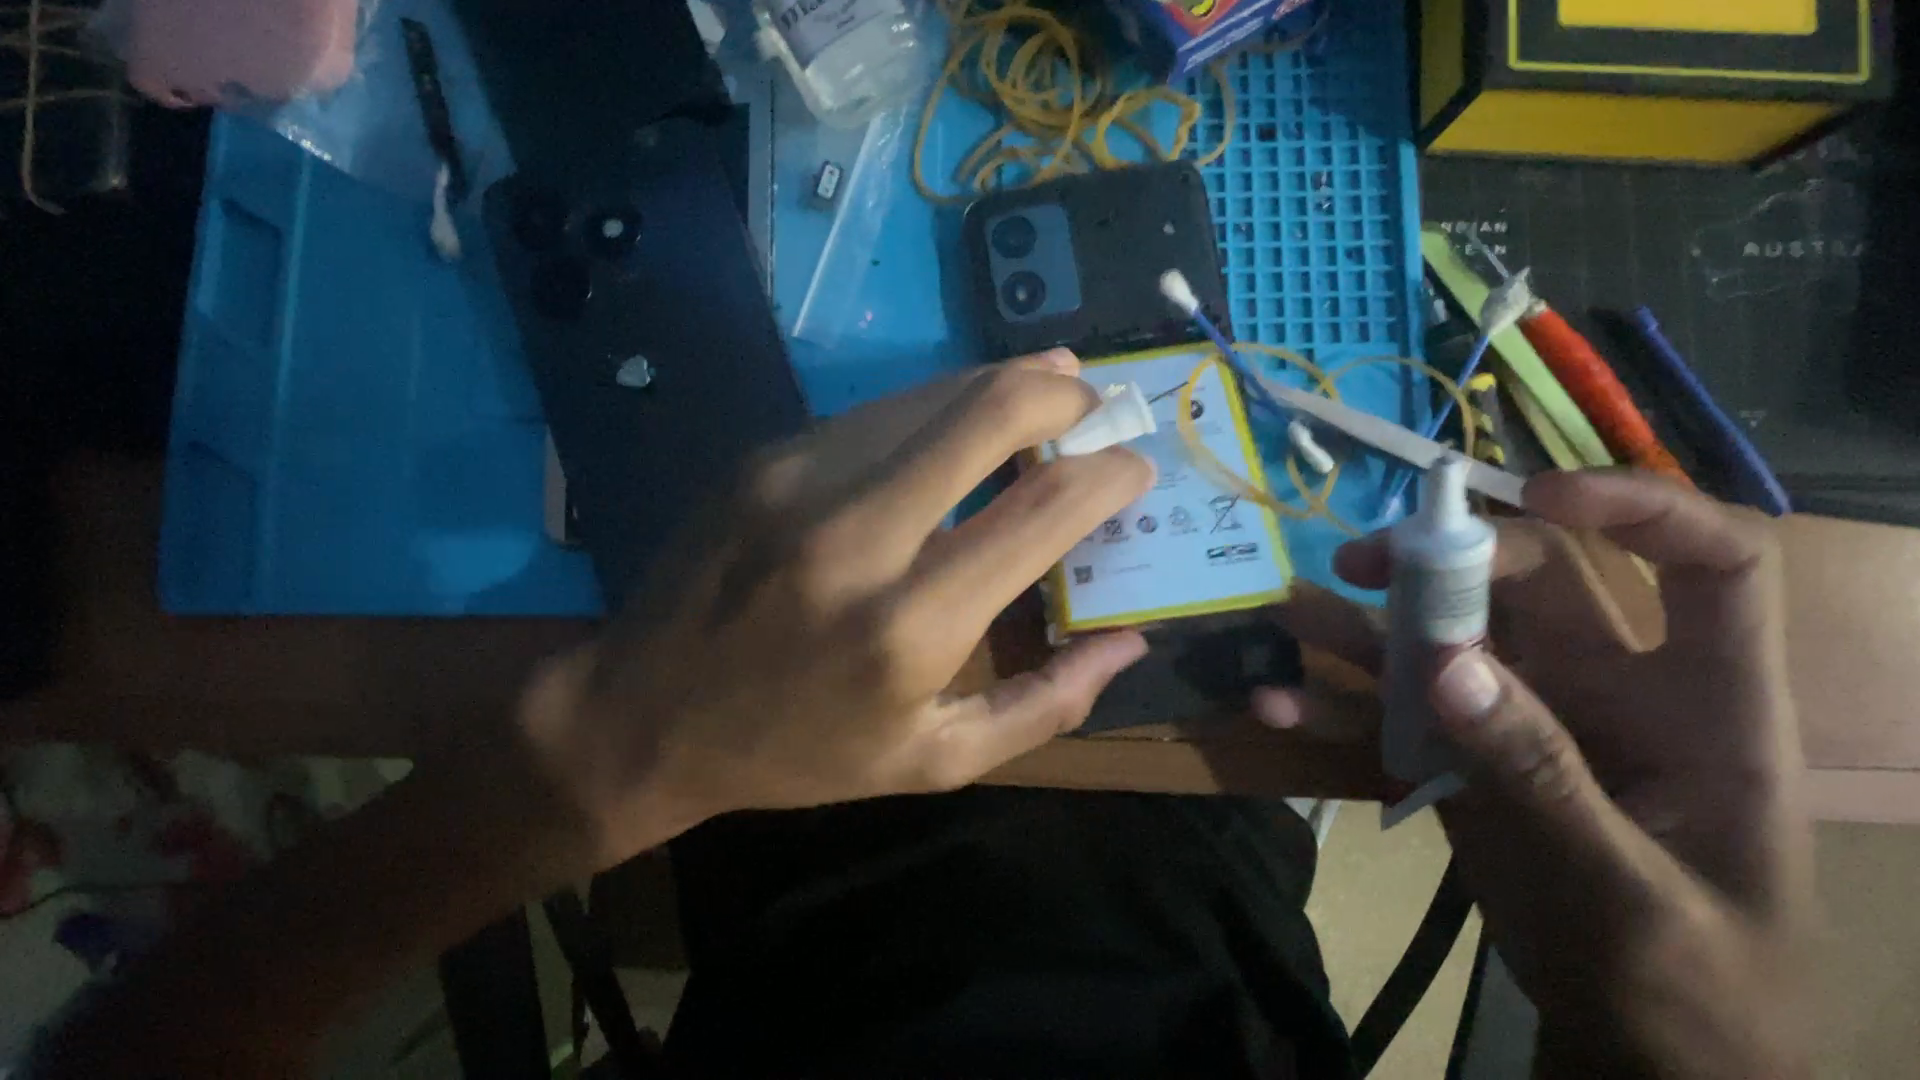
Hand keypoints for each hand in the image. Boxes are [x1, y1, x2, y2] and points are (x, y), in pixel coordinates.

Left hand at [514, 350, 1155, 869]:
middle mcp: (859, 534)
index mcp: (912, 626)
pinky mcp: (764, 457)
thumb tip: (1128, 641)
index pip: (1045, 509)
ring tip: (1043, 394)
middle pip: (989, 410)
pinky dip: (933, 411)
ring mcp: (800, 480)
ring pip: (932, 394)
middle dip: (1062, 393)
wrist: (641, 714)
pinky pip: (876, 414)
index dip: (1110, 474)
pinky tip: (950, 429)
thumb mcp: (933, 761)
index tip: (1135, 468)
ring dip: (1001, 385)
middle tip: (1093, 405)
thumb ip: (1045, 704)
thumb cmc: (798, 751)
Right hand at [1266, 471, 1813, 1076]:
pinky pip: (1393, 712)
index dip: (1639, 509)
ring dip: (1366, 624)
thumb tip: (1445, 666)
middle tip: (1362, 564)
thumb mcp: (1624, 892)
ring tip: (1291, 618)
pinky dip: (1333, 706)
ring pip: (1444, 638)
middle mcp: (1608, 689)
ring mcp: (1525, 720)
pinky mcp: (1464, 757)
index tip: (1536, 493)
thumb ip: (1538, 774)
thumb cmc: (1688, 984)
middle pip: (1536, 583)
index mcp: (1702, 705)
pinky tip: (1275, 708)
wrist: (1641, 1055)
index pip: (1709, 567)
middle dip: (1451, 560)